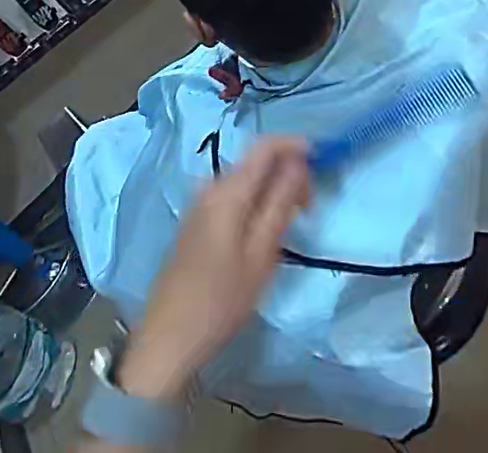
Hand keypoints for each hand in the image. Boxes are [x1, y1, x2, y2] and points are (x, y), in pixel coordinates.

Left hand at [115, 137, 311, 400]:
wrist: (167, 342)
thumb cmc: (221, 300)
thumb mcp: (262, 253)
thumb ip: (282, 201)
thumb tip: (299, 162)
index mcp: (228, 191)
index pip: (266, 145)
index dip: (296, 145)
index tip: (320, 162)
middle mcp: (210, 187)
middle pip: (257, 160)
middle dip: (288, 172)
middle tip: (308, 208)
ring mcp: (199, 204)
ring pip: (246, 178)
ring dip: (273, 188)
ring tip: (289, 223)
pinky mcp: (195, 221)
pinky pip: (233, 194)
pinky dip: (255, 201)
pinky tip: (262, 231)